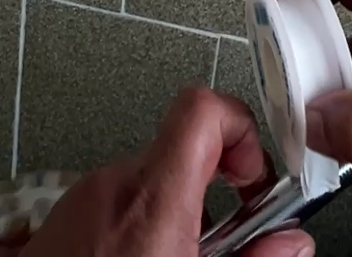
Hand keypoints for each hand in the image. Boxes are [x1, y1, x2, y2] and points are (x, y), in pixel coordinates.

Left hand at [20, 87, 313, 256]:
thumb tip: (289, 244)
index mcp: (151, 202)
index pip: (202, 109)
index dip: (240, 128)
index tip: (254, 175)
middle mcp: (112, 187)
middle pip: (183, 147)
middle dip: (215, 187)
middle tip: (231, 237)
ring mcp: (82, 199)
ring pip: (151, 177)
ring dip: (177, 210)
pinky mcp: (61, 218)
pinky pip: (118, 200)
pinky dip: (142, 225)